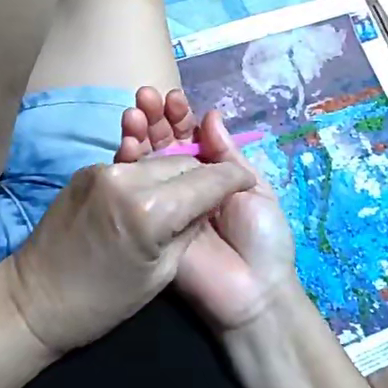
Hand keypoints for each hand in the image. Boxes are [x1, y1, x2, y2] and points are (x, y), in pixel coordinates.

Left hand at [5, 154, 254, 353]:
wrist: (36, 297)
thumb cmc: (103, 301)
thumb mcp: (162, 272)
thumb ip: (187, 227)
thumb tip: (203, 202)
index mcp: (150, 210)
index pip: (207, 181)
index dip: (231, 181)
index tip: (246, 183)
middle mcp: (126, 178)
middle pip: (182, 162)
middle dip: (203, 173)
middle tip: (217, 189)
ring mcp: (103, 170)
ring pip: (157, 159)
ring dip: (176, 170)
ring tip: (187, 185)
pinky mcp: (87, 170)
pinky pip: (132, 166)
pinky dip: (150, 174)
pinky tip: (155, 188)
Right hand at [115, 89, 300, 331]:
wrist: (253, 290)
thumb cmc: (262, 237)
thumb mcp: (252, 186)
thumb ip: (226, 154)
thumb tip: (209, 115)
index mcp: (208, 173)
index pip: (188, 136)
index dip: (179, 116)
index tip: (171, 97)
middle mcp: (181, 182)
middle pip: (162, 144)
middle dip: (152, 118)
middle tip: (144, 98)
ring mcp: (162, 202)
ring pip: (144, 162)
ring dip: (137, 134)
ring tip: (132, 115)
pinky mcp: (146, 223)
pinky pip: (134, 192)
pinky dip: (127, 166)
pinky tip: (125, 145)